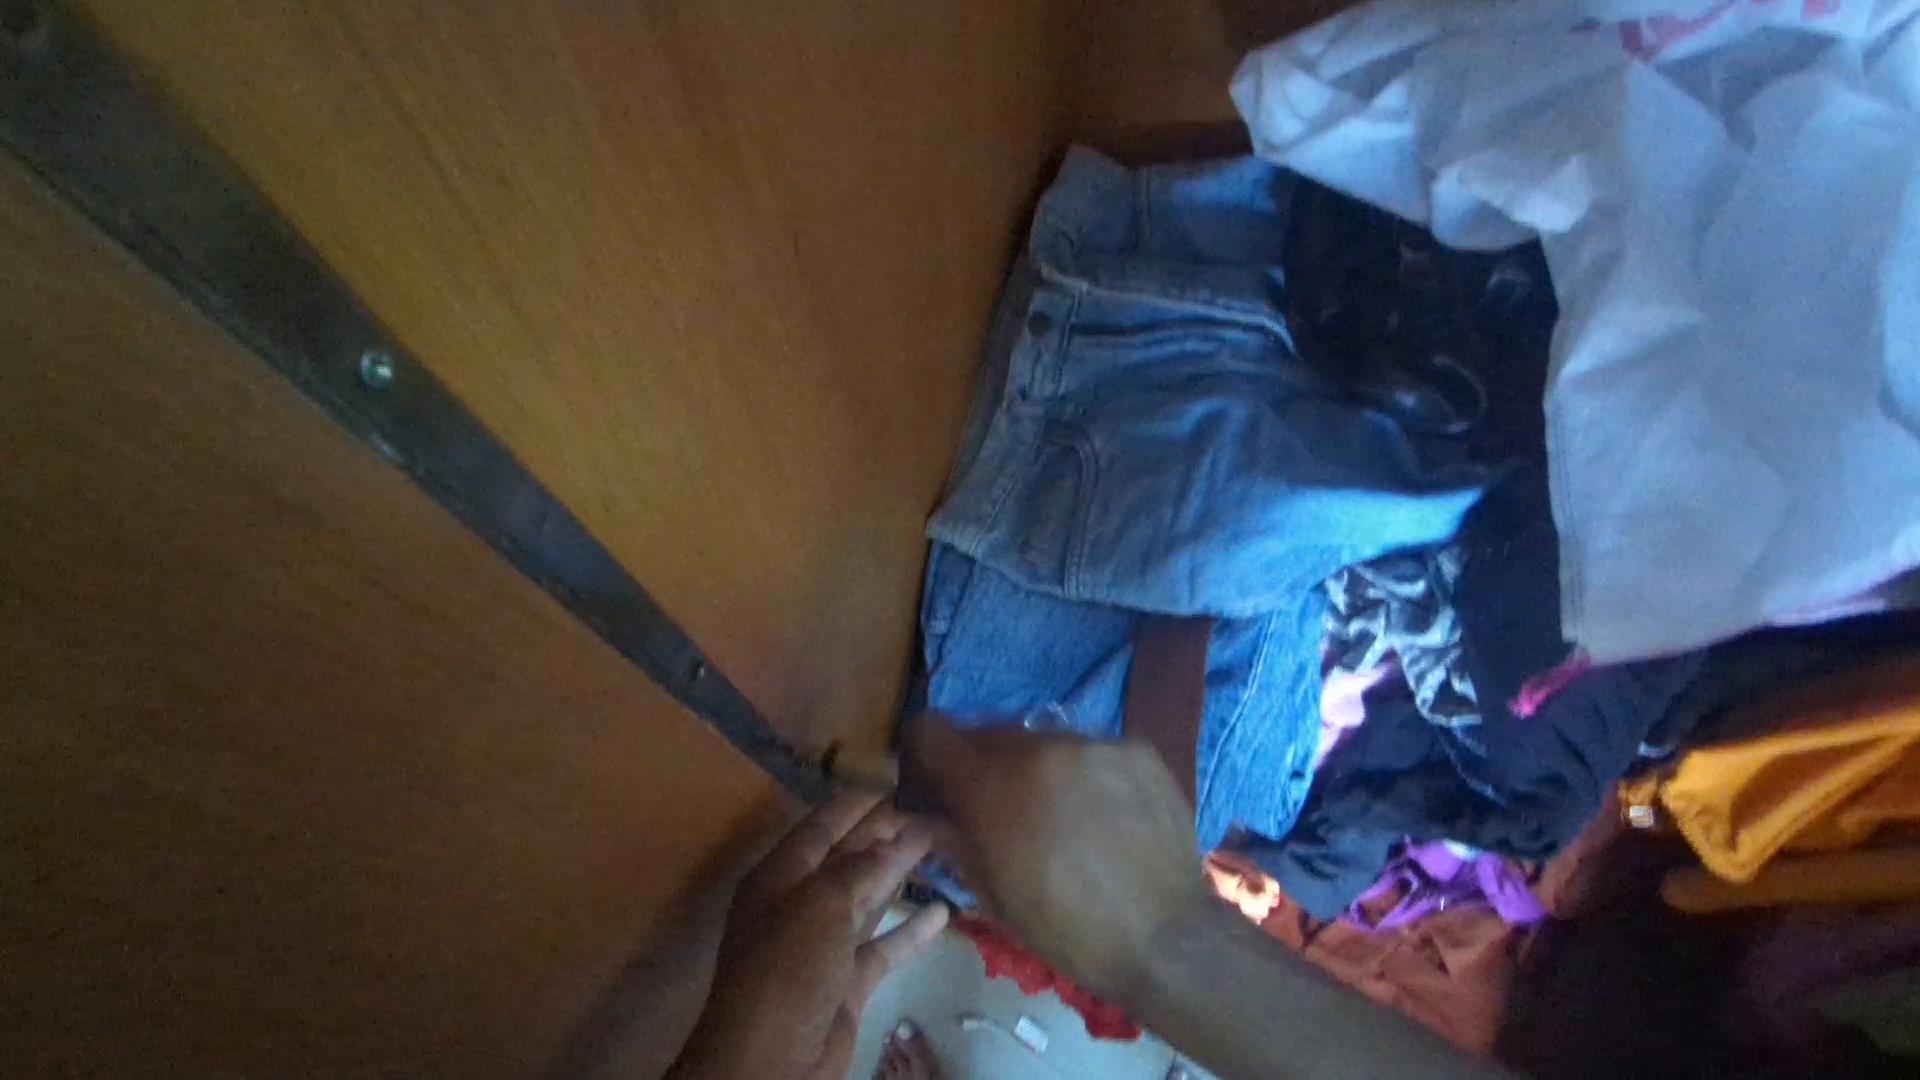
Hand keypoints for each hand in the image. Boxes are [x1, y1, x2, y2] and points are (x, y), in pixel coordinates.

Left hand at [670, 792, 948, 1079]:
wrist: (770, 1065)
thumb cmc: (787, 969)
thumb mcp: (819, 904)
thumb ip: (858, 868)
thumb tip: (890, 841)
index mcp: (780, 876)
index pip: (821, 826)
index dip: (856, 805)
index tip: (896, 784)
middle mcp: (799, 904)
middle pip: (846, 858)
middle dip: (884, 833)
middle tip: (927, 809)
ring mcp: (824, 944)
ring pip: (867, 897)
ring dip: (899, 872)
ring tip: (938, 844)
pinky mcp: (846, 981)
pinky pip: (881, 945)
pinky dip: (909, 929)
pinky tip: (940, 911)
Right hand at [907, 712, 1209, 1002]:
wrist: (1164, 938)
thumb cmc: (1065, 928)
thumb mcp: (991, 894)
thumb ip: (952, 839)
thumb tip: (926, 812)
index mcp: (991, 785)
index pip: (933, 732)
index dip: (929, 753)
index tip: (939, 776)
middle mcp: (1036, 748)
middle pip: (989, 735)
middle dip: (986, 766)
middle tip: (1004, 806)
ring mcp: (1090, 743)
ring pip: (1042, 741)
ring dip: (1038, 768)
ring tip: (1062, 813)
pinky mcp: (1132, 747)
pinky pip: (1090, 750)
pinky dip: (1085, 773)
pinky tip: (1104, 813)